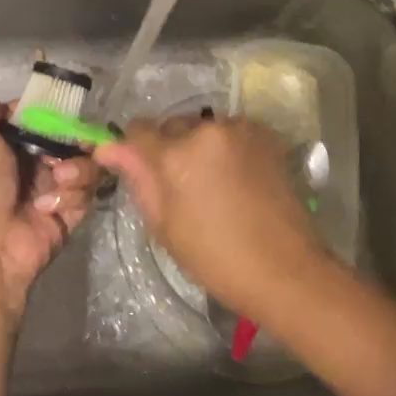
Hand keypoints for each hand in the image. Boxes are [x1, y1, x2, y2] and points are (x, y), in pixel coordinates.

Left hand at [0, 100, 99, 312]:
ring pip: (84, 165)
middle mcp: (35, 167)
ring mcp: (55, 190)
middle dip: (74, 139)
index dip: (53, 114)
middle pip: (69, 142)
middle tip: (76, 142)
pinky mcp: (71, 214)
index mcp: (12, 149)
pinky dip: (71, 196)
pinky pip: (86, 193)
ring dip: (75, 168)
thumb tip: (2, 103)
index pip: (42, 123)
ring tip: (58, 178)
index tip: (64, 109)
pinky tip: (49, 207)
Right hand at [93, 115, 324, 318]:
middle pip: (172, 126)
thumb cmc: (216, 258)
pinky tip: (237, 177)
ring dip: (200, 146)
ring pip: (203, 128)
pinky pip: (231, 132)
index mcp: (175, 156)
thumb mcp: (164, 226)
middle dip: (170, 147)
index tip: (137, 166)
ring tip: (213, 182)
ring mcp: (238, 129)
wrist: (285, 270)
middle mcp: (205, 131)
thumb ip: (138, 179)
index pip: (138, 130)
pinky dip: (227, 147)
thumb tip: (110, 148)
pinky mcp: (264, 134)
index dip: (133, 147)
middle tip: (181, 183)